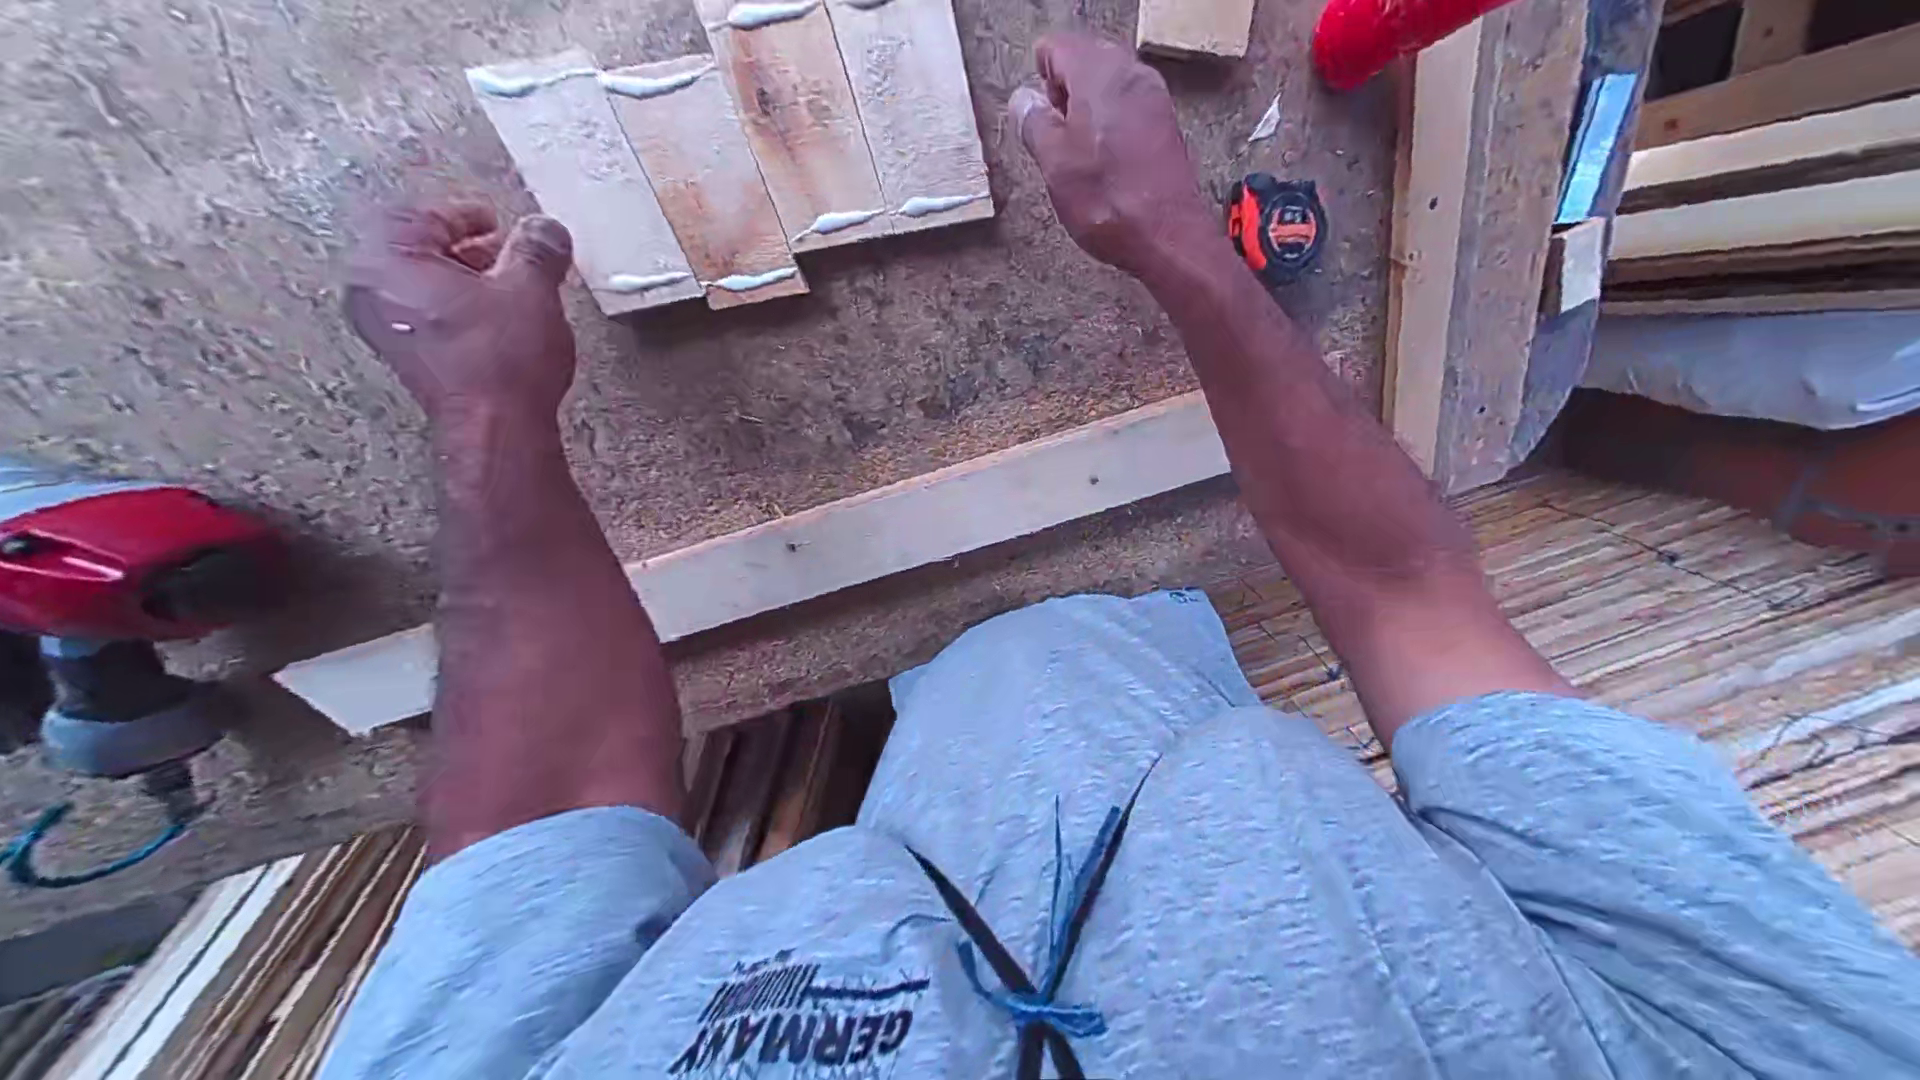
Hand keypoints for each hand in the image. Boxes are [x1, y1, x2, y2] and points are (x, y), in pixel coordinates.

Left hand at [344, 202, 576, 428]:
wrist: (497, 427)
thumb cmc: (503, 359)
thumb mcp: (532, 292)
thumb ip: (537, 251)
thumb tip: (545, 228)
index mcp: (388, 261)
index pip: (419, 216)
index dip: (463, 214)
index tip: (493, 220)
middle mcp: (372, 293)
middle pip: (415, 251)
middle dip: (465, 249)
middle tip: (504, 252)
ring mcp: (387, 330)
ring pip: (422, 286)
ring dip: (464, 280)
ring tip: (508, 288)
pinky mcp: (410, 360)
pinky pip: (428, 317)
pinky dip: (458, 308)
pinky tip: (496, 321)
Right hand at [1009, 33, 1216, 275]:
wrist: (1164, 234)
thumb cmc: (1106, 200)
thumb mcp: (1053, 163)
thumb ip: (1034, 124)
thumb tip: (1022, 100)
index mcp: (1098, 72)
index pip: (1057, 48)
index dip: (1037, 75)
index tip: (1032, 109)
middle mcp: (1131, 73)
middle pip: (1086, 63)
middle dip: (1063, 93)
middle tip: (1050, 136)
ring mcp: (1153, 99)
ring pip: (1108, 89)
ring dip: (1086, 113)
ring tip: (1075, 155)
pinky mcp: (1165, 128)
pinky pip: (1128, 112)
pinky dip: (1109, 128)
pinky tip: (1103, 163)